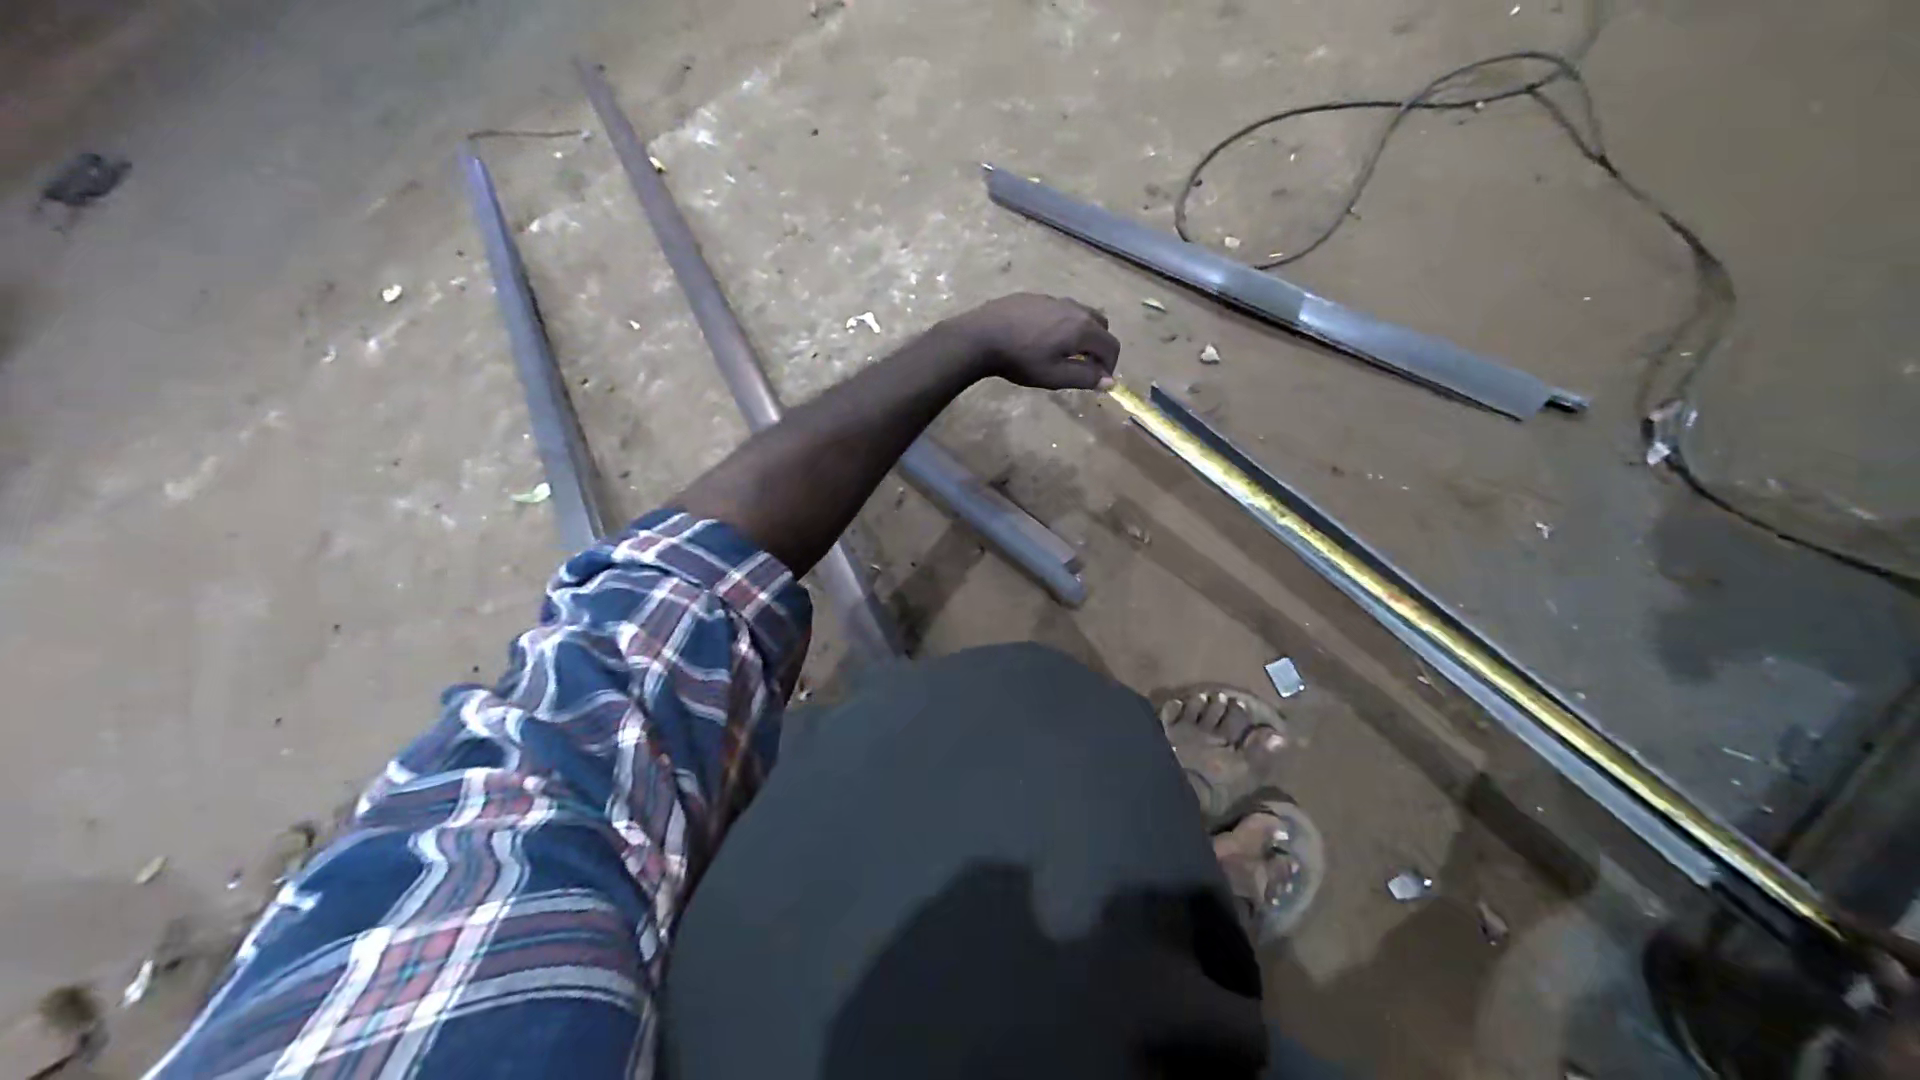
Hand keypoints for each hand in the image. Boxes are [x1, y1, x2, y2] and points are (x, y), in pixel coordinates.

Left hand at [934, 293, 1120, 390]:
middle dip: (1099, 346)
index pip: (1111, 345)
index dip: (1110, 365)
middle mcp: (1074, 308)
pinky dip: (1063, 324)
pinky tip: (1041, 338)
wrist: (981, 336)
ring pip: (1080, 314)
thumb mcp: (1054, 377)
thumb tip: (1109, 381)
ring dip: (1082, 334)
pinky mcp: (1035, 297)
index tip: (1099, 380)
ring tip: (1063, 352)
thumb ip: (1084, 377)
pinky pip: (1060, 310)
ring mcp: (1054, 299)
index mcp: (1082, 328)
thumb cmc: (1020, 360)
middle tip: (1084, 366)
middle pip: (1100, 325)